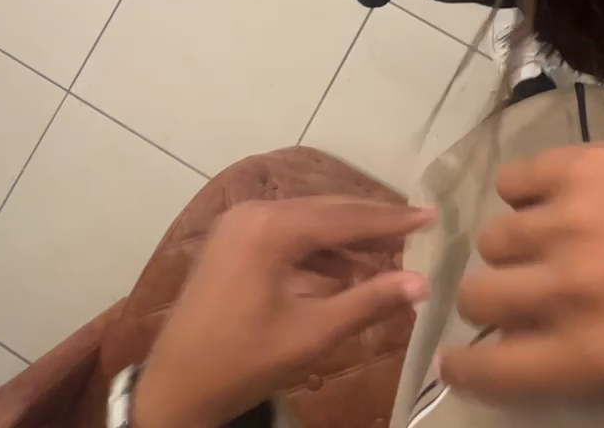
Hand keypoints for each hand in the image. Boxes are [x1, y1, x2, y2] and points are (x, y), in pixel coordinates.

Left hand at [134, 197, 432, 427]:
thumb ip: (369, 301)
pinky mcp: (235, 235)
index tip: (431, 215)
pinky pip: (290, 229)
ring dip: (349, 235)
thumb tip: (423, 283)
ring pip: (311, 217)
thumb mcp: (312, 335)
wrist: (172, 393)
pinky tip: (347, 265)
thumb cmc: (243, 363)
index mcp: (271, 228)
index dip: (392, 219)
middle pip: (329, 210)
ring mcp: (241, 220)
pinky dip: (321, 246)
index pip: (346, 217)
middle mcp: (256, 210)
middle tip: (418, 226)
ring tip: (391, 249)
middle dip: (374, 222)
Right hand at [440, 142, 603, 398]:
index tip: (454, 361)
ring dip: (515, 243)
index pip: (491, 370)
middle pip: (477, 296)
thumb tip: (507, 337)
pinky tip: (554, 195)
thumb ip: (566, 350)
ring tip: (550, 233)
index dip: (463, 369)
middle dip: (489, 298)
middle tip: (518, 284)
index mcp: (589, 348)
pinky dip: (524, 191)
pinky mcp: (574, 165)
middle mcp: (567, 286)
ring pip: (492, 237)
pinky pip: (511, 180)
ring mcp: (567, 219)